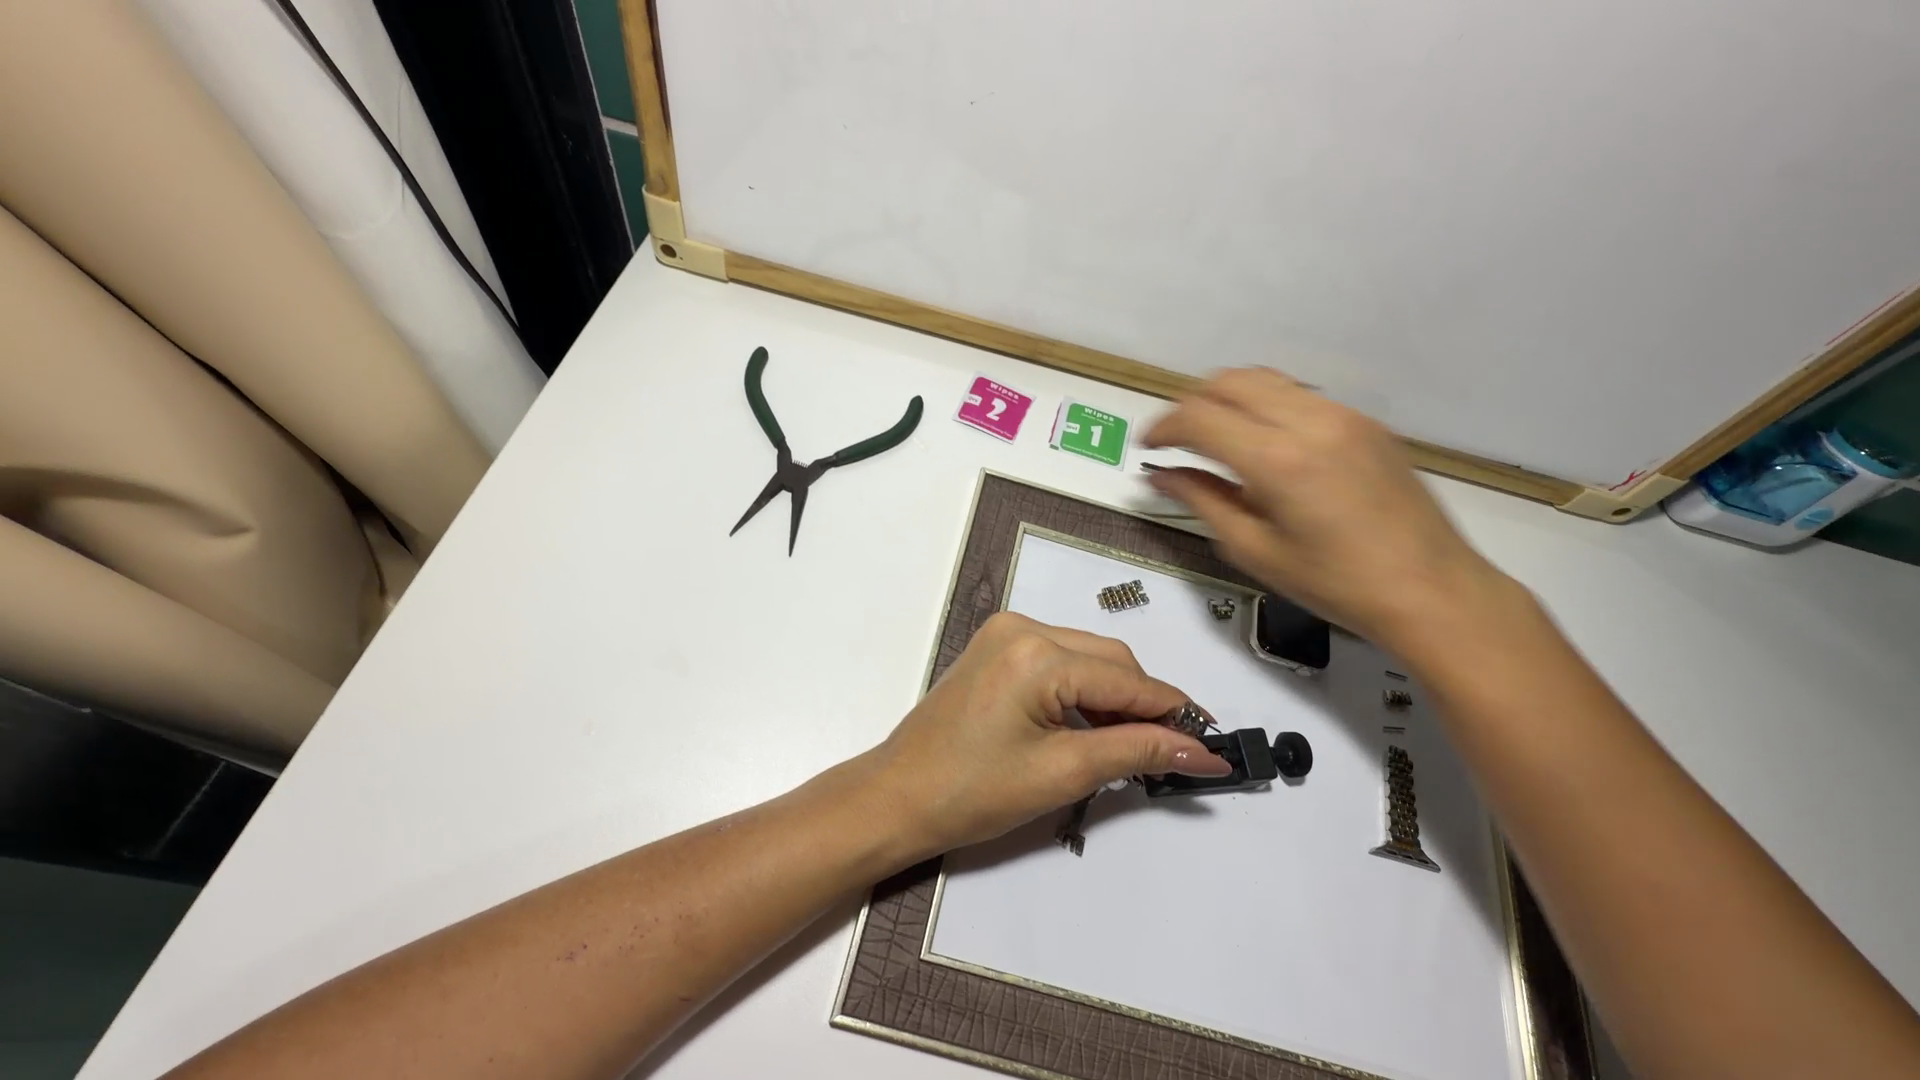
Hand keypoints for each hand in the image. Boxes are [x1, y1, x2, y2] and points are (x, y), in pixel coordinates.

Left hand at [861, 613, 1230, 860]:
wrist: (898, 797)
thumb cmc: (972, 793)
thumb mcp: (1063, 773)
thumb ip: (1137, 751)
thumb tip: (1200, 751)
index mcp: (1037, 653)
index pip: (1128, 679)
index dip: (1175, 714)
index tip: (1211, 746)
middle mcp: (1022, 628)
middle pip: (1111, 660)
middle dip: (1145, 704)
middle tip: (1173, 753)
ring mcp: (1005, 634)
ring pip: (1088, 658)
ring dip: (1116, 698)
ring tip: (1136, 746)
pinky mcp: (996, 649)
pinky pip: (1060, 661)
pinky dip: (1084, 691)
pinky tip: (1095, 727)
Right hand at [1144, 367, 1514, 651]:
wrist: (1430, 589)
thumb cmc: (1335, 584)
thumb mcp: (1254, 550)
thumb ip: (1202, 501)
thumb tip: (1161, 475)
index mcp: (1277, 461)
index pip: (1200, 418)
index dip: (1163, 427)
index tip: (1147, 447)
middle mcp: (1310, 422)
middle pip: (1230, 382)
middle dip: (1191, 404)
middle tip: (1176, 440)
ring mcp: (1344, 416)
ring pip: (1266, 380)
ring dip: (1229, 399)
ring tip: (1214, 437)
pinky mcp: (1366, 423)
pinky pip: (1300, 395)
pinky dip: (1266, 405)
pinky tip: (1264, 444)